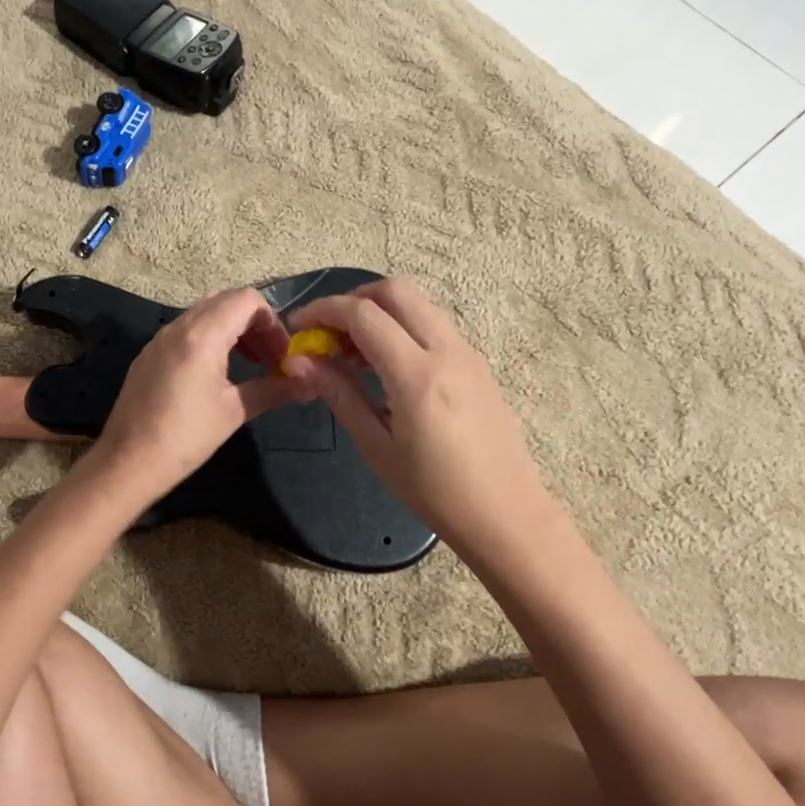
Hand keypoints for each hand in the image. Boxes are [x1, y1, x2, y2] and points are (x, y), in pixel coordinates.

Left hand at [92, 287, 313, 500]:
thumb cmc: (185, 437)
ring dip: (231, 329)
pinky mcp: (148, 354)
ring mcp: (159, 339)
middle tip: (269, 357)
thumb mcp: (234, 411)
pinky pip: (185, 331)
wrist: (128, 461)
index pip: (246, 299)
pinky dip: (208, 338)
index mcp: (201, 335)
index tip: (282, 352)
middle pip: (225, 300)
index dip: (272, 320)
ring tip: (248, 364)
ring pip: (203, 313)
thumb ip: (273, 390)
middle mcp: (178, 327)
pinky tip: (215, 374)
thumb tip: (310, 384)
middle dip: (254, 323)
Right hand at [284, 278, 551, 547]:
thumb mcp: (376, 446)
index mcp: (417, 375)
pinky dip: (400, 326)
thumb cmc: (434, 491)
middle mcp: (447, 351)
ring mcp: (468, 353)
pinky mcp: (477, 363)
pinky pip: (432, 324)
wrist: (507, 515)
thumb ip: (339, 393)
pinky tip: (384, 365)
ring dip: (378, 312)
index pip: (363, 314)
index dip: (323, 310)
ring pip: (417, 303)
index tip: (297, 326)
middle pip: (395, 290)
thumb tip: (298, 360)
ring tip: (351, 352)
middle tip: (326, 332)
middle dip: (352, 300)